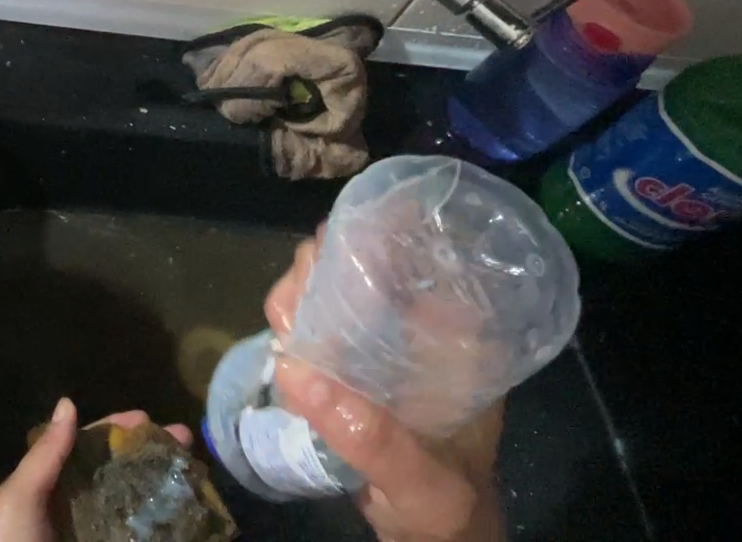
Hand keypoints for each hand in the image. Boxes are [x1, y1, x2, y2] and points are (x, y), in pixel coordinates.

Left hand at [0, 398, 193, 541]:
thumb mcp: (17, 500)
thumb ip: (45, 455)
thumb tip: (68, 402)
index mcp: (45, 488)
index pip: (84, 449)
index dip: (114, 431)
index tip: (148, 419)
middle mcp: (70, 512)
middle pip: (113, 476)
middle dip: (146, 458)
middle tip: (185, 443)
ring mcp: (88, 537)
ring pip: (127, 511)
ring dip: (158, 495)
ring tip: (194, 480)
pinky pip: (131, 539)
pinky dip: (155, 531)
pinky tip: (183, 523)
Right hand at [265, 234, 505, 541]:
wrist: (435, 539)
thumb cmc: (448, 509)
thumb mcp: (422, 486)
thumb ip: (372, 439)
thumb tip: (293, 370)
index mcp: (456, 338)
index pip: (424, 256)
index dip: (381, 231)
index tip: (339, 241)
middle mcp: (417, 324)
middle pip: (366, 258)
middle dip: (323, 264)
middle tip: (299, 302)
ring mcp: (379, 336)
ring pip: (331, 280)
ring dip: (300, 289)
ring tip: (287, 326)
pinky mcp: (347, 353)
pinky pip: (312, 312)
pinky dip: (290, 313)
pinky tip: (285, 338)